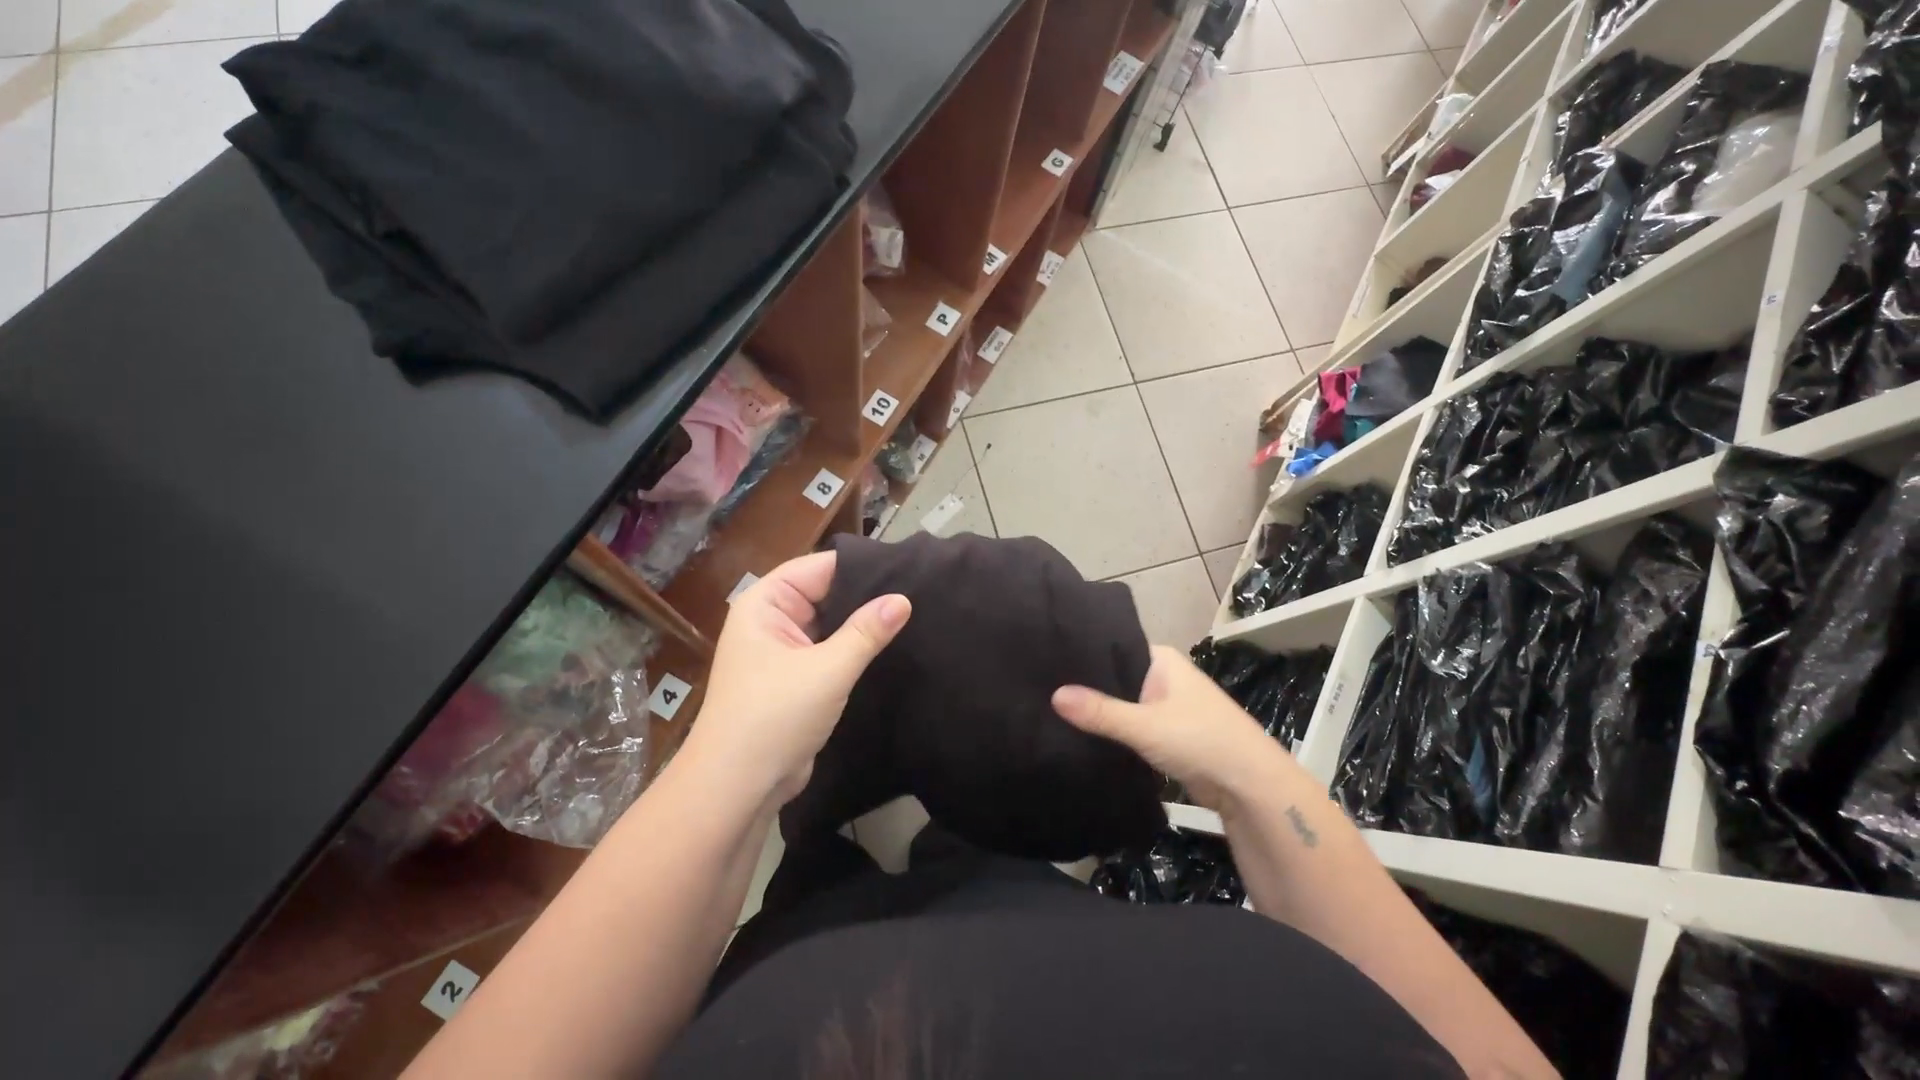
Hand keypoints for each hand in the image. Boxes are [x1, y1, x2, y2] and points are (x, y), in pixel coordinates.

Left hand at [684, 551, 910, 805]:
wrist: (738, 786)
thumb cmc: (774, 717)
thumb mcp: (827, 670)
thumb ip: (866, 633)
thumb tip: (903, 599)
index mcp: (764, 604)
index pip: (817, 567)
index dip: (860, 566)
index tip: (906, 566)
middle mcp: (769, 622)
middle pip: (823, 594)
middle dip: (863, 596)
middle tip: (918, 592)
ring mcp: (780, 653)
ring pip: (828, 627)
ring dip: (859, 627)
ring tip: (912, 617)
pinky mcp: (793, 682)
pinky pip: (827, 654)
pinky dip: (851, 653)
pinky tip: (889, 650)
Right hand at [1051, 645, 1291, 812]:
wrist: (1250, 786)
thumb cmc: (1201, 740)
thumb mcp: (1144, 725)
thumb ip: (1099, 711)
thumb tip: (1053, 695)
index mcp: (1162, 660)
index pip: (1112, 645)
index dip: (1081, 654)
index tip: (1043, 659)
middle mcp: (1164, 677)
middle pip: (1115, 677)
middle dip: (1085, 687)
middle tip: (1037, 688)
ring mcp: (1167, 707)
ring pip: (1122, 705)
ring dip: (1098, 713)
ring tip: (1049, 711)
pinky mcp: (1167, 736)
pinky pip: (1130, 728)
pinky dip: (1112, 733)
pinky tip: (1080, 737)